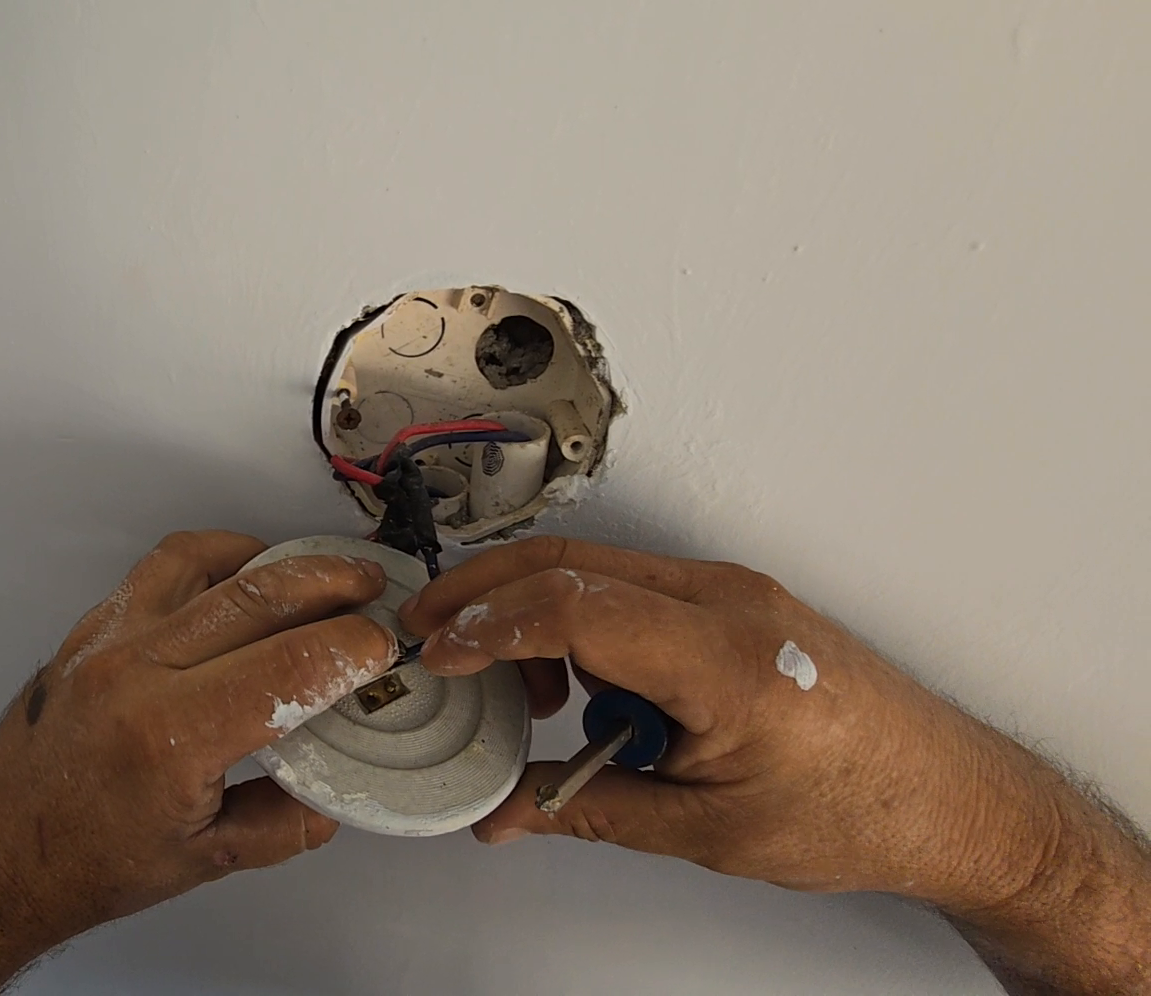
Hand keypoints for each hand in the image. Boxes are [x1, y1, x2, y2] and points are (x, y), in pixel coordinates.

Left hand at [0, 531, 398, 995]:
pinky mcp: (93, 627)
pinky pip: (160, 568)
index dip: (349, 649)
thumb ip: (282, 823)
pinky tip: (238, 570)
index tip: (380, 644)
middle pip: (254, 596)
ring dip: (270, 556)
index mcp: (169, 736)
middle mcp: (135, 672)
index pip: (286, 669)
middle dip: (328, 581)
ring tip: (310, 566)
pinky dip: (212, 557)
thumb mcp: (202, 858)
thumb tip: (331, 789)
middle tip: (366, 584)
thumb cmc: (83, 858)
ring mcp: (108, 639)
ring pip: (203, 562)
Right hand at [399, 535, 1149, 992]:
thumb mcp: (706, 829)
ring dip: (524, 609)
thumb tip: (504, 812)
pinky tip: (578, 678)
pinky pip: (615, 582)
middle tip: (429, 626)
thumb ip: (584, 808)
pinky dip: (567, 617)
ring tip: (527, 687)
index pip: (576, 608)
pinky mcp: (718, 594)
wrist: (961, 798)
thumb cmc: (860, 812)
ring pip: (581, 564)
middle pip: (562, 561)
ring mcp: (721, 587)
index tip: (442, 654)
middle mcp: (721, 600)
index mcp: (726, 660)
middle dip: (478, 588)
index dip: (491, 626)